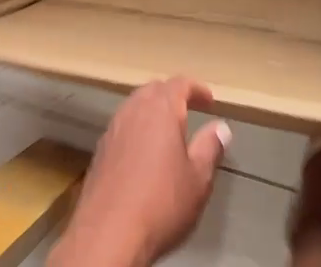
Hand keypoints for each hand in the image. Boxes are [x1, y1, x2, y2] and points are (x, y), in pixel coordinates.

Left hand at [50, 78, 231, 266]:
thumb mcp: (198, 179)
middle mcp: (133, 111)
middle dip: (172, 95)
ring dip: (152, 110)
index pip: (180, 84)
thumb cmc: (161, 203)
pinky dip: (137, 129)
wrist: (107, 235)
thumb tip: (221, 127)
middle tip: (189, 109)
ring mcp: (112, 130)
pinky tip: (143, 152)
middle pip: (154, 90)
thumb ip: (210, 148)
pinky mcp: (99, 151)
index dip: (197, 89)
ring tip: (168, 129)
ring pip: (134, 106)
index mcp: (161, 110)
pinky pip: (122, 127)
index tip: (210, 101)